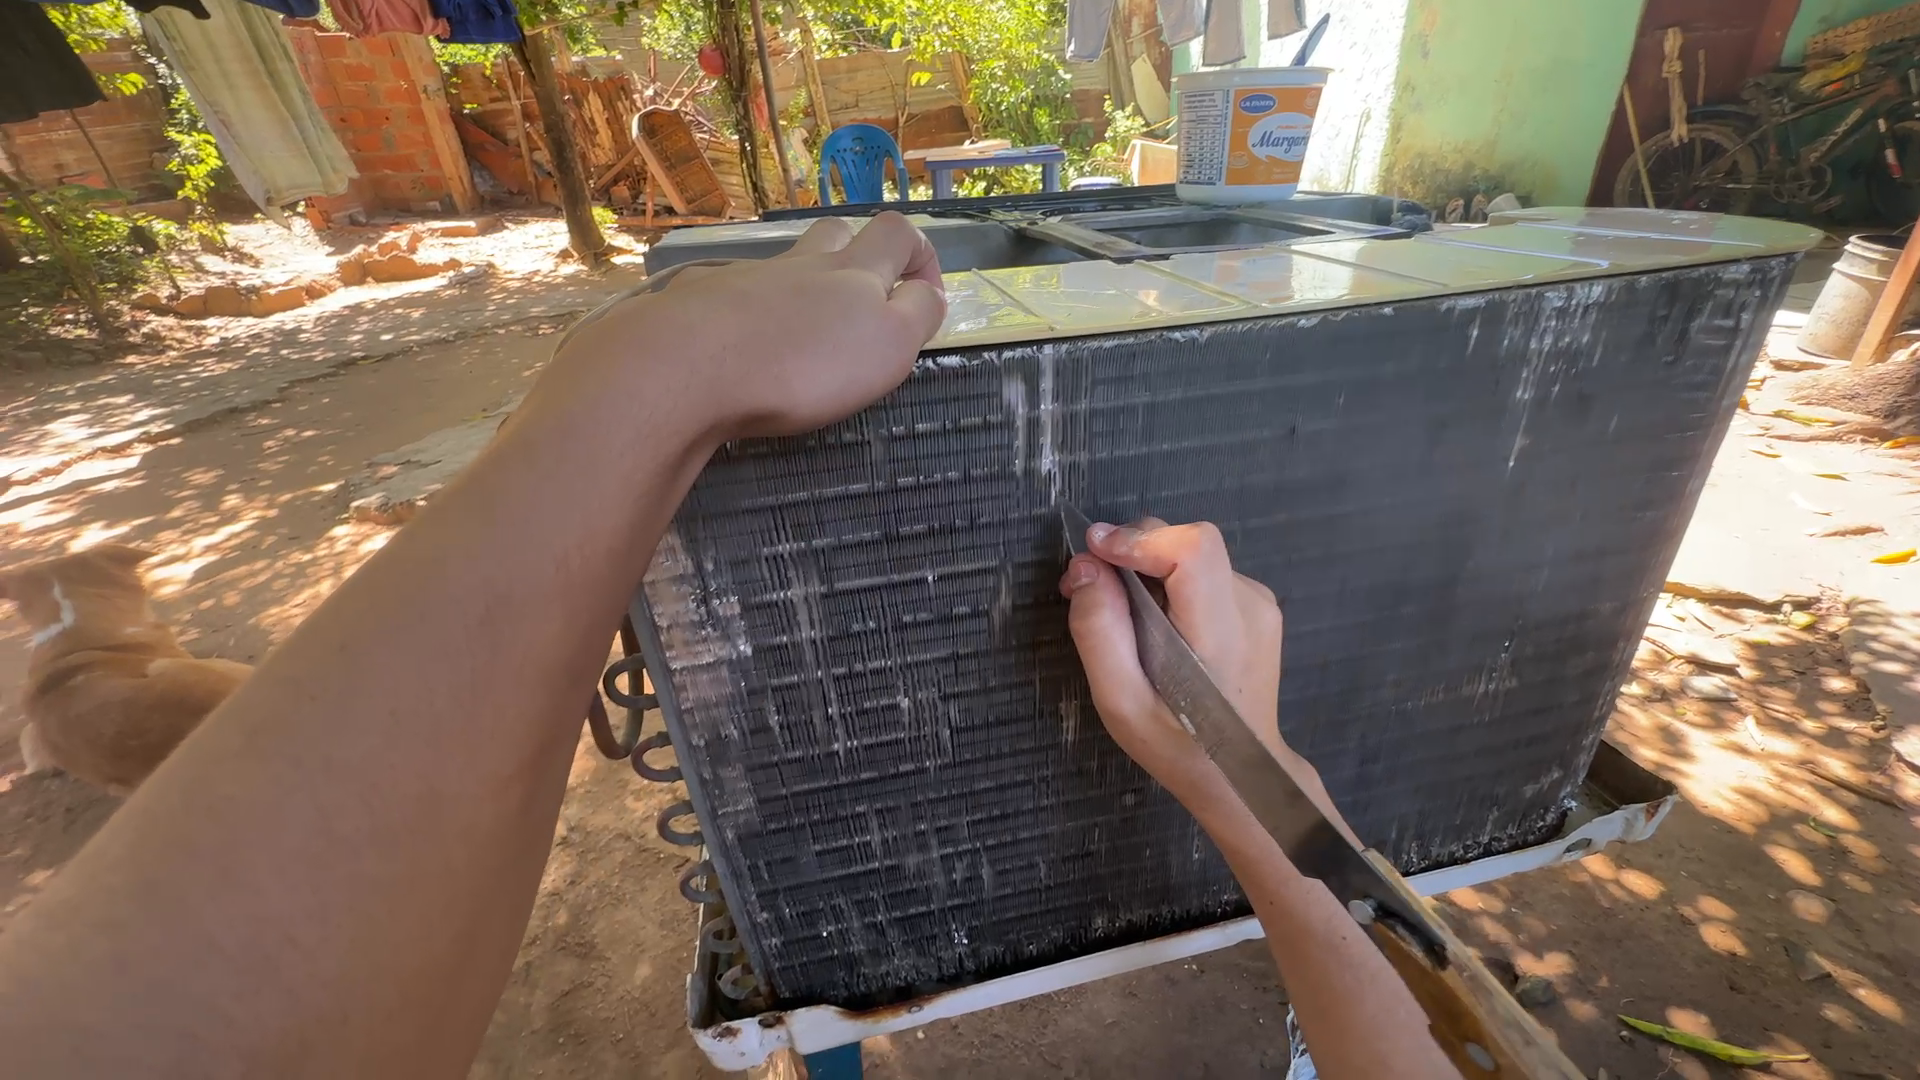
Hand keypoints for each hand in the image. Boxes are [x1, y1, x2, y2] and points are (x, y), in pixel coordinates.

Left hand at [552, 212, 945, 441]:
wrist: (688, 367)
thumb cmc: (806, 364)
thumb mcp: (889, 345)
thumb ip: (918, 315)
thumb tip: (929, 293)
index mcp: (854, 273)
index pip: (899, 235)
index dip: (922, 258)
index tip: (925, 299)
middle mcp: (800, 264)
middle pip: (838, 234)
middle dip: (862, 256)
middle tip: (866, 304)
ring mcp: (745, 279)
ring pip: (783, 264)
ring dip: (804, 285)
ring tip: (804, 331)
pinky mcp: (698, 303)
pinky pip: (733, 294)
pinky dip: (748, 312)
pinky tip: (741, 346)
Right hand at [1060, 518, 1351, 841]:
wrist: (1238, 773)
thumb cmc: (1175, 745)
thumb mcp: (1120, 700)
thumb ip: (1099, 630)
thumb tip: (1085, 566)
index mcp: (1221, 633)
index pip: (1193, 549)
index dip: (1139, 538)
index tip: (1094, 549)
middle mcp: (1249, 606)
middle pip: (1187, 542)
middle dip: (1129, 550)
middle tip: (1085, 583)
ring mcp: (1258, 603)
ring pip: (1190, 553)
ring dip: (1144, 565)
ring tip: (1112, 606)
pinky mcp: (1255, 604)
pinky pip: (1200, 570)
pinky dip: (1165, 579)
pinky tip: (1148, 617)